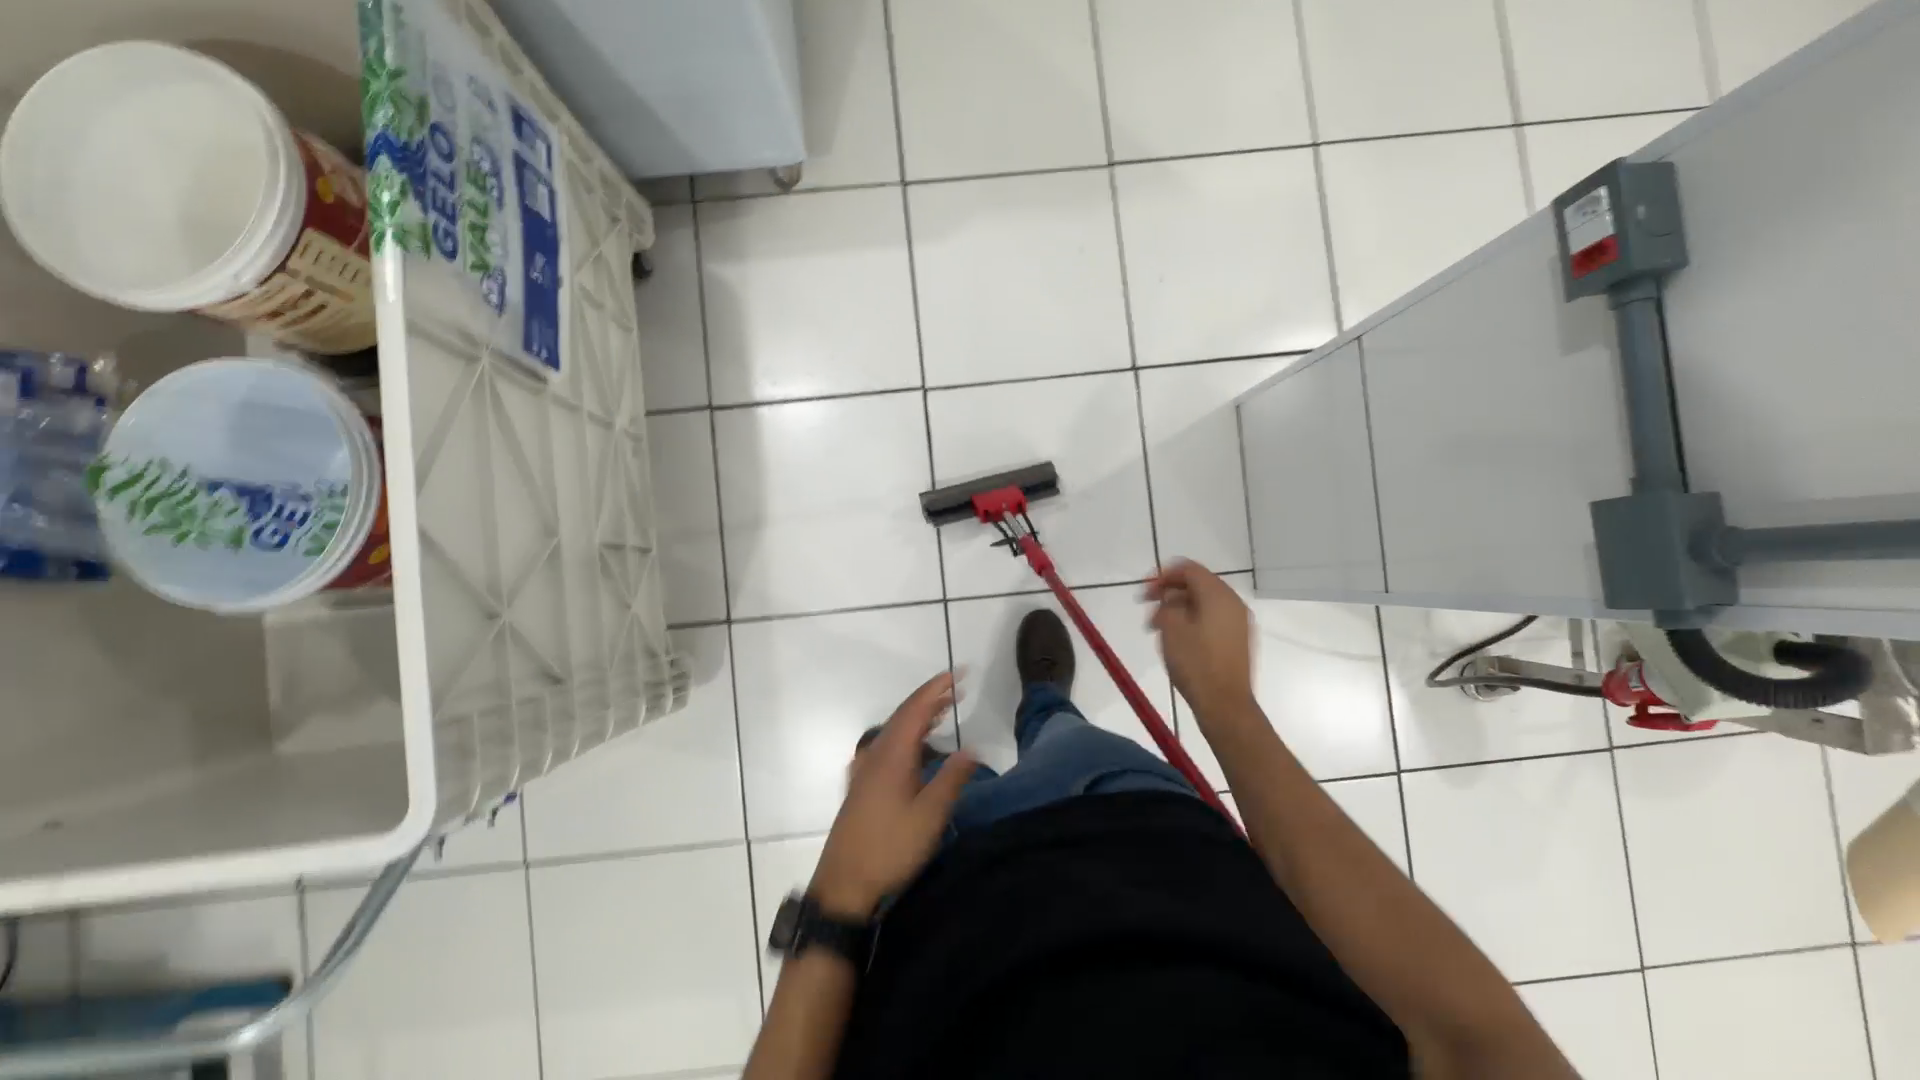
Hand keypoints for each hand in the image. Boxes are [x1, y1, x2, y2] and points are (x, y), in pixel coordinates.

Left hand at [810, 672, 976, 917]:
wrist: (844, 883)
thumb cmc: (890, 849)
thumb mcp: (930, 816)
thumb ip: (952, 779)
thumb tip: (972, 749)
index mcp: (891, 756)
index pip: (915, 710)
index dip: (937, 689)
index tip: (960, 674)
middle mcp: (874, 756)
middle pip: (903, 717)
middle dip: (930, 700)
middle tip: (958, 690)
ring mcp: (864, 771)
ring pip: (894, 733)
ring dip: (919, 719)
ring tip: (944, 712)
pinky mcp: (861, 787)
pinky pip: (887, 747)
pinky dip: (907, 737)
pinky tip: (916, 749)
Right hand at [1146, 559, 1255, 718]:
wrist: (1225, 704)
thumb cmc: (1195, 664)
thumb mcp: (1171, 628)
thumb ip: (1167, 603)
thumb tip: (1170, 598)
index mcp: (1218, 595)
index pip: (1189, 569)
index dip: (1163, 575)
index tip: (1144, 592)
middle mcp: (1233, 602)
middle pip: (1198, 584)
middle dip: (1170, 593)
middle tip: (1148, 611)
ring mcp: (1239, 622)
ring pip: (1205, 603)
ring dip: (1180, 608)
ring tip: (1159, 628)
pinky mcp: (1239, 639)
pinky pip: (1213, 618)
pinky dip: (1194, 620)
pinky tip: (1179, 639)